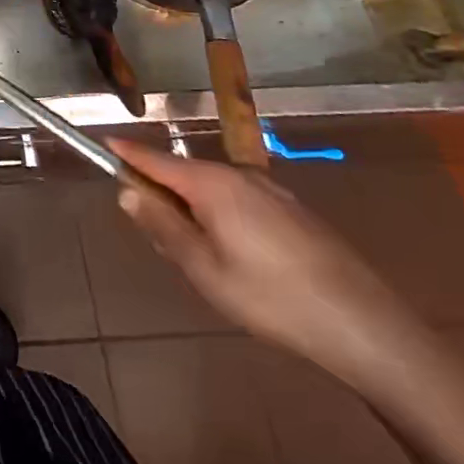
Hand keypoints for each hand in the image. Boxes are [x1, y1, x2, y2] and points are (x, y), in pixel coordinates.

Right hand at [112, 141, 397, 357]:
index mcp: (213, 184)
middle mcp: (240, 174)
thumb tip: (128, 192)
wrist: (360, 320)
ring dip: (192, 209)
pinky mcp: (290, 207)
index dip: (128, 152)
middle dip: (162, 194)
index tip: (102, 142)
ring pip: (212, 189)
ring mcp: (270, 189)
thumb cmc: (269, 296)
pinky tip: (237, 257)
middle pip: (184, 174)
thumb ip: (163, 226)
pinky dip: (220, 214)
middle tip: (160, 242)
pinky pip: (238, 199)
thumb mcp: (203, 268)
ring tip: (200, 259)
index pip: (157, 159)